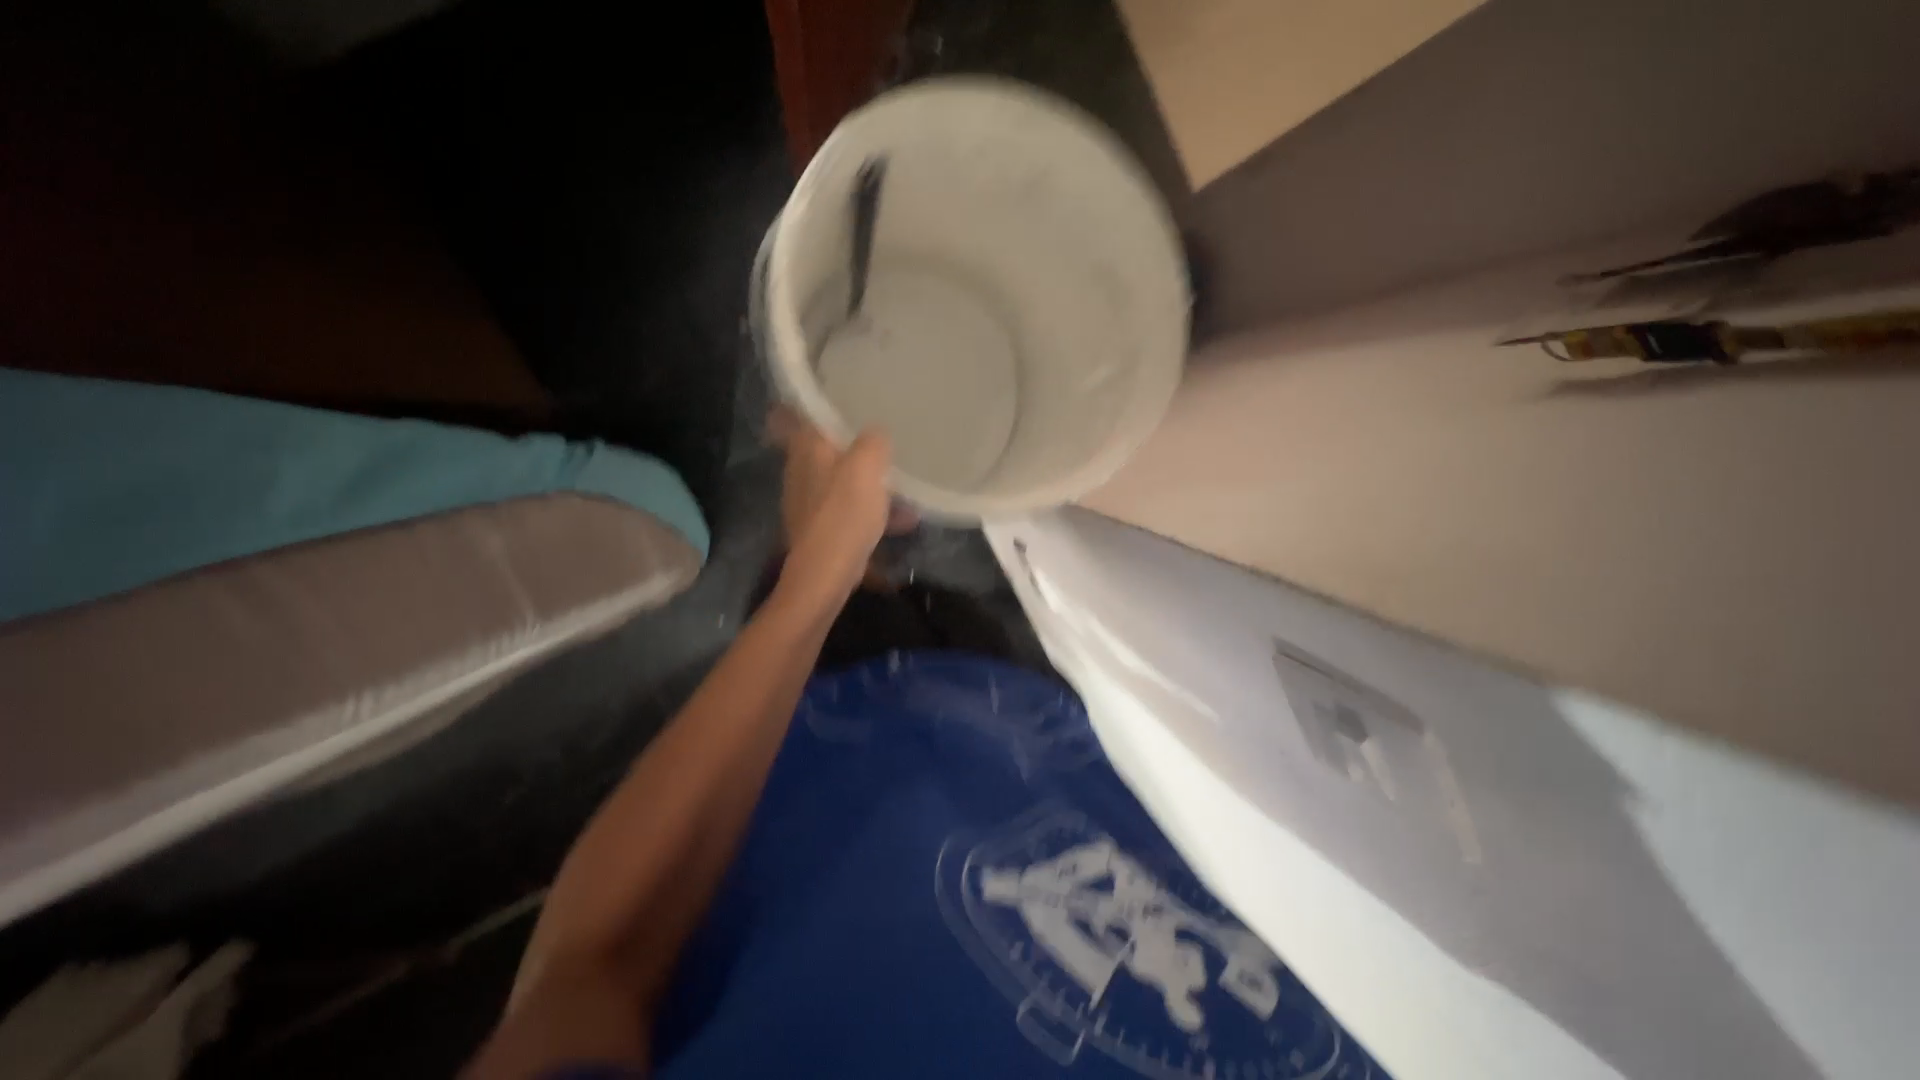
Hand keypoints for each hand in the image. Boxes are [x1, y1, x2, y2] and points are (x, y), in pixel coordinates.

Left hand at [768, 408, 900, 611]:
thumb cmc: (844, 514)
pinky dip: (872, 511)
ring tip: (905, 485)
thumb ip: (874, 441)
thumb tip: (876, 433)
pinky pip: (850, 510)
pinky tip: (904, 519)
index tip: (839, 394)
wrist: (825, 575)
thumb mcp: (867, 467)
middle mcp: (801, 470)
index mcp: (807, 449)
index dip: (813, 402)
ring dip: (870, 481)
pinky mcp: (821, 529)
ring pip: (841, 480)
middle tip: (883, 437)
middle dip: (853, 445)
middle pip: (826, 447)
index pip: (797, 413)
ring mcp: (809, 502)